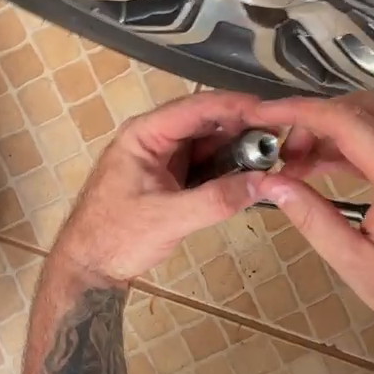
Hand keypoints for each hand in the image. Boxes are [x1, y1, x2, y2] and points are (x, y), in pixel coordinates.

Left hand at [52, 90, 270, 283]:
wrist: (89, 267)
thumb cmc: (116, 237)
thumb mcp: (168, 218)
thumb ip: (215, 200)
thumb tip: (264, 184)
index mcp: (145, 134)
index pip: (197, 107)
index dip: (236, 106)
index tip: (272, 111)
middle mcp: (156, 138)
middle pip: (208, 123)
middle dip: (245, 129)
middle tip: (284, 140)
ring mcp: (165, 158)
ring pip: (211, 144)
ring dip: (241, 151)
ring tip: (278, 159)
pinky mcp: (172, 178)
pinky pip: (207, 166)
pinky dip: (230, 170)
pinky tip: (254, 177)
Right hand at [253, 93, 373, 363]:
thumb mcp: (356, 263)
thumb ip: (311, 218)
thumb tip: (269, 184)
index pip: (344, 120)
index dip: (298, 111)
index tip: (263, 115)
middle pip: (361, 108)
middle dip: (314, 119)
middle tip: (282, 153)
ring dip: (334, 131)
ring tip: (298, 165)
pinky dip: (355, 144)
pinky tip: (328, 169)